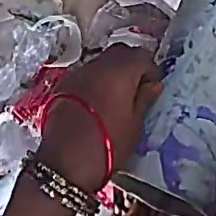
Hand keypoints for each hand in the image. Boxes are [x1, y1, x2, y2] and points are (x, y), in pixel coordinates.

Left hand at [33, 44, 161, 189]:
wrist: (66, 162)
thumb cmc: (108, 145)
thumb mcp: (134, 125)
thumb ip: (144, 99)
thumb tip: (153, 84)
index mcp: (119, 72)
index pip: (141, 55)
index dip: (151, 69)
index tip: (153, 86)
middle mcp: (96, 66)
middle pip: (119, 53)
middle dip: (131, 65)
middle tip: (138, 88)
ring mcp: (77, 74)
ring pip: (100, 62)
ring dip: (112, 72)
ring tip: (118, 97)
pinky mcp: (63, 85)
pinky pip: (85, 75)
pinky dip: (95, 81)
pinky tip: (98, 102)